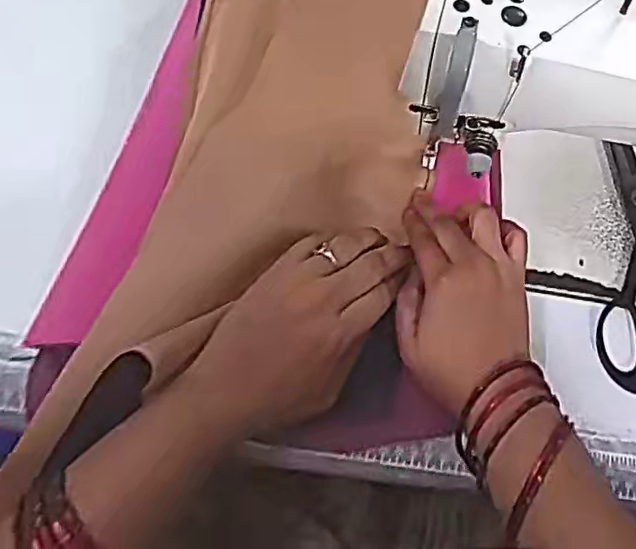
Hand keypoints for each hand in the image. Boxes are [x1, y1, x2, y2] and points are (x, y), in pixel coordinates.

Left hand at [180, 229, 410, 433]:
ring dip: (369, 239)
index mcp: (339, 333)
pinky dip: (334, 238)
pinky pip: (315, 240)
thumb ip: (358, 348)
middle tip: (405, 250)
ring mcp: (298, 278)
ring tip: (378, 241)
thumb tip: (379, 311)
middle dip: (394, 254)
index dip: (402, 277)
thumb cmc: (279, 397)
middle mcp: (324, 299)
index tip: (412, 269)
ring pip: (346, 244)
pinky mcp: (278, 267)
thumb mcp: (330, 390)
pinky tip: (343, 242)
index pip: (384, 291)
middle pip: (372, 263)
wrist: (223, 389)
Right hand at [395, 196, 531, 411]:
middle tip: (422, 204)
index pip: (423, 236)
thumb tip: (411, 275)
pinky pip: (516, 236)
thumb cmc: (454, 372)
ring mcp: (497, 266)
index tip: (409, 212)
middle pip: (447, 222)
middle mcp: (471, 265)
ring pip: (483, 217)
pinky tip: (493, 231)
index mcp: (442, 280)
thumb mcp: (409, 343)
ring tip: (458, 215)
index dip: (413, 220)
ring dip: (467, 211)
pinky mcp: (516, 274)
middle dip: (430, 209)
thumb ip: (406, 300)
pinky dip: (504, 227)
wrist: (494, 389)